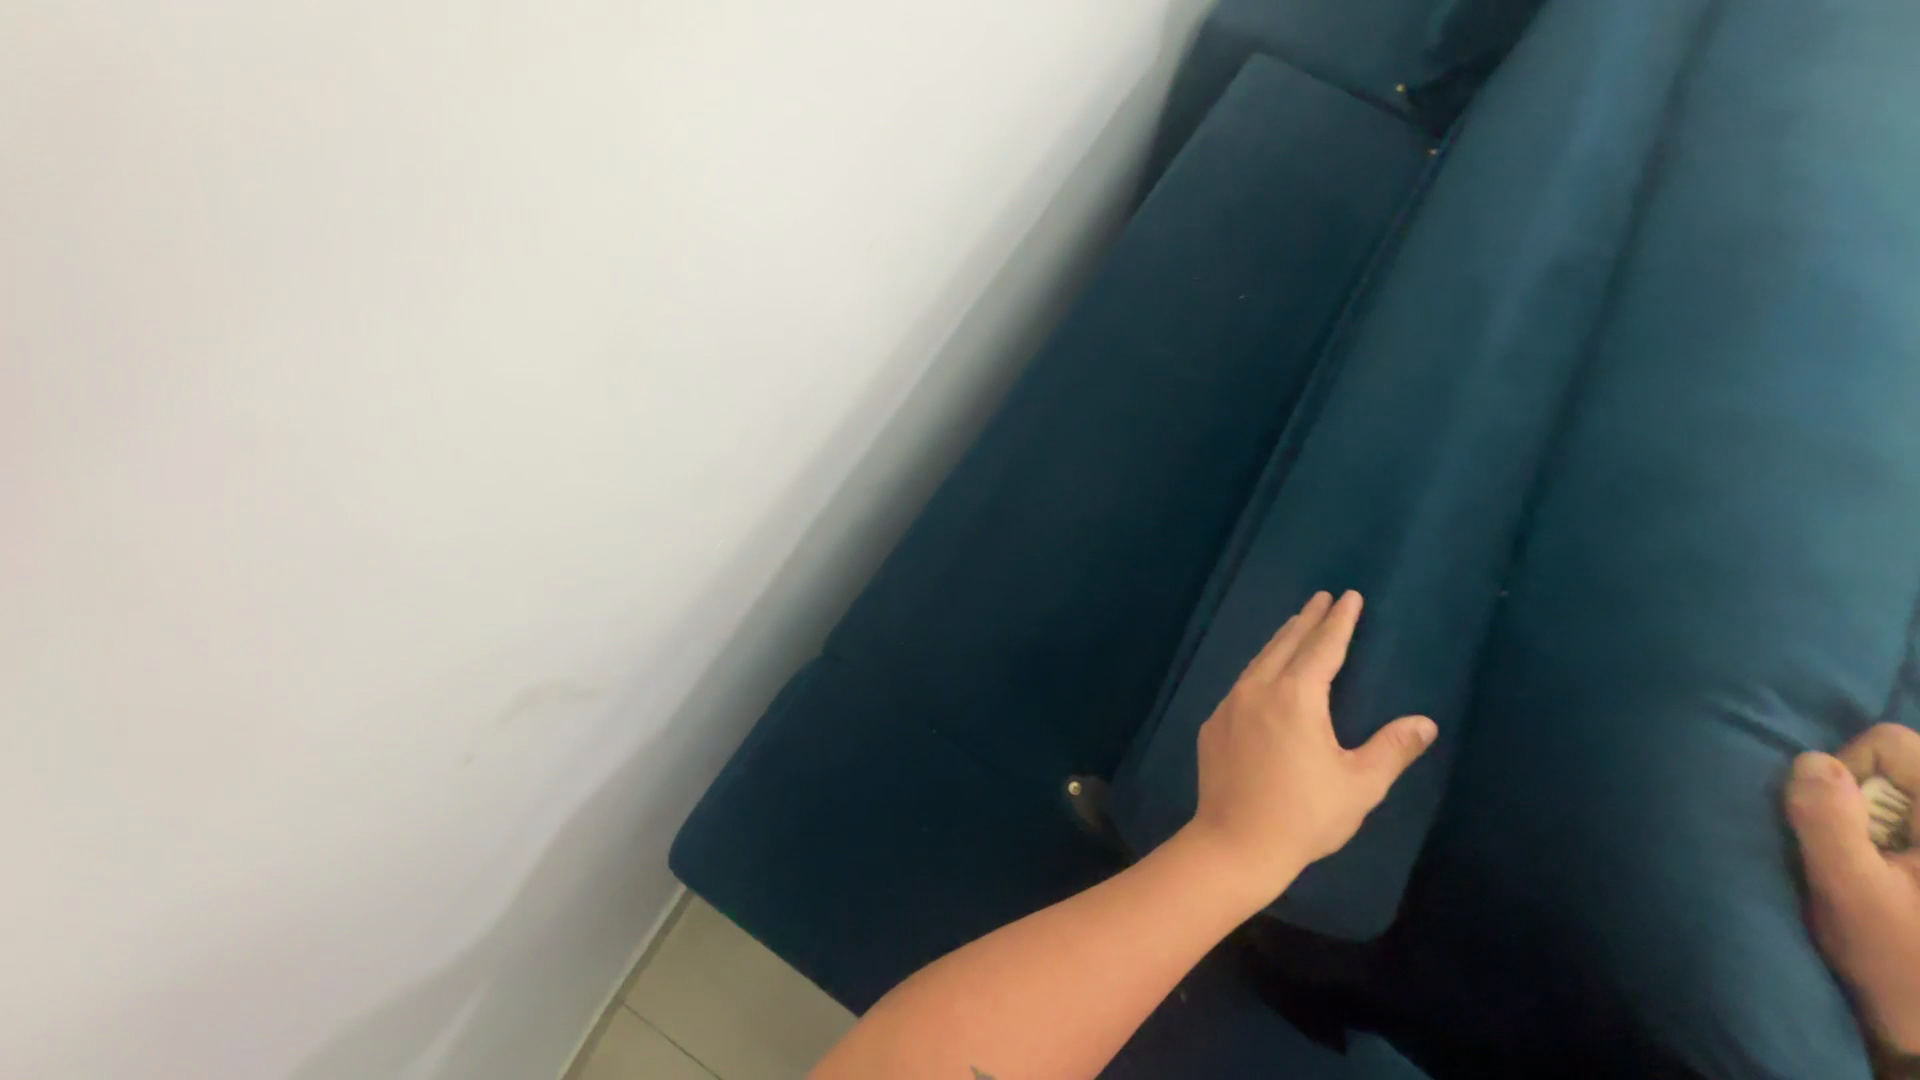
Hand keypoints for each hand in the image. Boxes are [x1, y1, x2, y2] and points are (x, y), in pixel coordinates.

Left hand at [1182, 590, 1436, 906]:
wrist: (1234, 842)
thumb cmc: (1304, 814)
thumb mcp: (1359, 784)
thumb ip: (1392, 748)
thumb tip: (1424, 723)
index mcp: (1296, 697)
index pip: (1323, 648)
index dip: (1339, 622)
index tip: (1349, 596)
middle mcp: (1258, 690)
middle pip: (1286, 644)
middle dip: (1307, 620)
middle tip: (1322, 598)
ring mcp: (1229, 706)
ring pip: (1258, 661)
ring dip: (1280, 641)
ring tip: (1294, 626)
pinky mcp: (1213, 725)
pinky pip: (1240, 684)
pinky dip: (1258, 669)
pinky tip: (1262, 675)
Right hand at [1786, 724, 1919, 1053]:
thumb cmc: (1898, 961)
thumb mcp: (1849, 891)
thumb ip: (1826, 819)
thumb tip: (1809, 761)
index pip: (1893, 745)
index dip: (1851, 774)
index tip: (1846, 828)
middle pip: (1904, 766)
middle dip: (1867, 803)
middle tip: (1866, 858)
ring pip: (1907, 795)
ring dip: (1879, 825)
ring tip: (1882, 874)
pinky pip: (1910, 822)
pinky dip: (1895, 842)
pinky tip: (1899, 883)